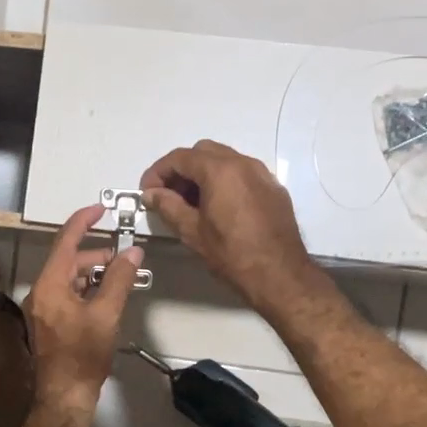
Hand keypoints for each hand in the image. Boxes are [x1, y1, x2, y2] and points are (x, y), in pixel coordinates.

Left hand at [26, 204, 144, 420]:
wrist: (64, 397)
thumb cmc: (83, 356)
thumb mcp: (106, 314)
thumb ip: (119, 279)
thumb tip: (133, 253)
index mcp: (49, 285)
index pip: (65, 242)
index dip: (83, 221)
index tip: (102, 208)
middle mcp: (39, 292)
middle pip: (67, 261)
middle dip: (95, 254)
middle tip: (123, 257)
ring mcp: (41, 309)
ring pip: (68, 279)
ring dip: (92, 274)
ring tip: (119, 278)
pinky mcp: (47, 324)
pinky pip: (65, 295)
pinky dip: (85, 290)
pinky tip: (105, 298)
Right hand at [140, 139, 315, 309]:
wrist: (280, 274)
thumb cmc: (231, 254)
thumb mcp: (192, 231)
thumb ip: (168, 206)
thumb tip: (152, 194)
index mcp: (220, 170)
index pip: (180, 158)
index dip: (158, 172)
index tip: (147, 191)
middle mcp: (243, 163)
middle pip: (203, 152)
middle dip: (181, 169)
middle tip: (168, 195)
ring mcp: (262, 174)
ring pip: (225, 160)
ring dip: (203, 174)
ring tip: (191, 203)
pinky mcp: (274, 188)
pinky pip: (243, 174)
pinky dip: (224, 181)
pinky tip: (218, 208)